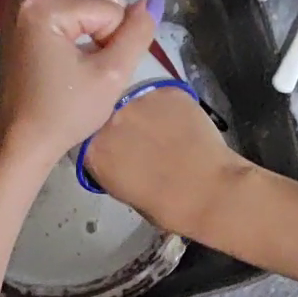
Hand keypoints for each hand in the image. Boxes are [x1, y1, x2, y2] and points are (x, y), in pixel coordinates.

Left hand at [0, 0, 158, 166]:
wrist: (23, 141)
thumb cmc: (65, 113)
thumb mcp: (112, 75)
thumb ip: (138, 34)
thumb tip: (153, 2)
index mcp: (45, 4)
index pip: (110, 7)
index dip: (116, 41)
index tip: (97, 71)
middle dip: (107, 23)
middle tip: (94, 62)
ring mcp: (19, 5)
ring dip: (94, 21)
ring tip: (84, 56)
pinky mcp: (19, 18)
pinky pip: (63, 3)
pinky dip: (76, 22)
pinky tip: (71, 52)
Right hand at [83, 87, 252, 234]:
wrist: (210, 192)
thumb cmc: (167, 206)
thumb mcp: (123, 191)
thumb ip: (112, 166)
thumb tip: (118, 154)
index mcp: (94, 150)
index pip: (87, 138)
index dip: (103, 142)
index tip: (116, 149)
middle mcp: (110, 119)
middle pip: (109, 114)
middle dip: (121, 125)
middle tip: (141, 139)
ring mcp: (139, 100)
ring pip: (134, 101)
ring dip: (143, 113)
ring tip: (162, 131)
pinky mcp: (168, 91)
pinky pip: (161, 96)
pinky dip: (168, 108)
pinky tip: (180, 125)